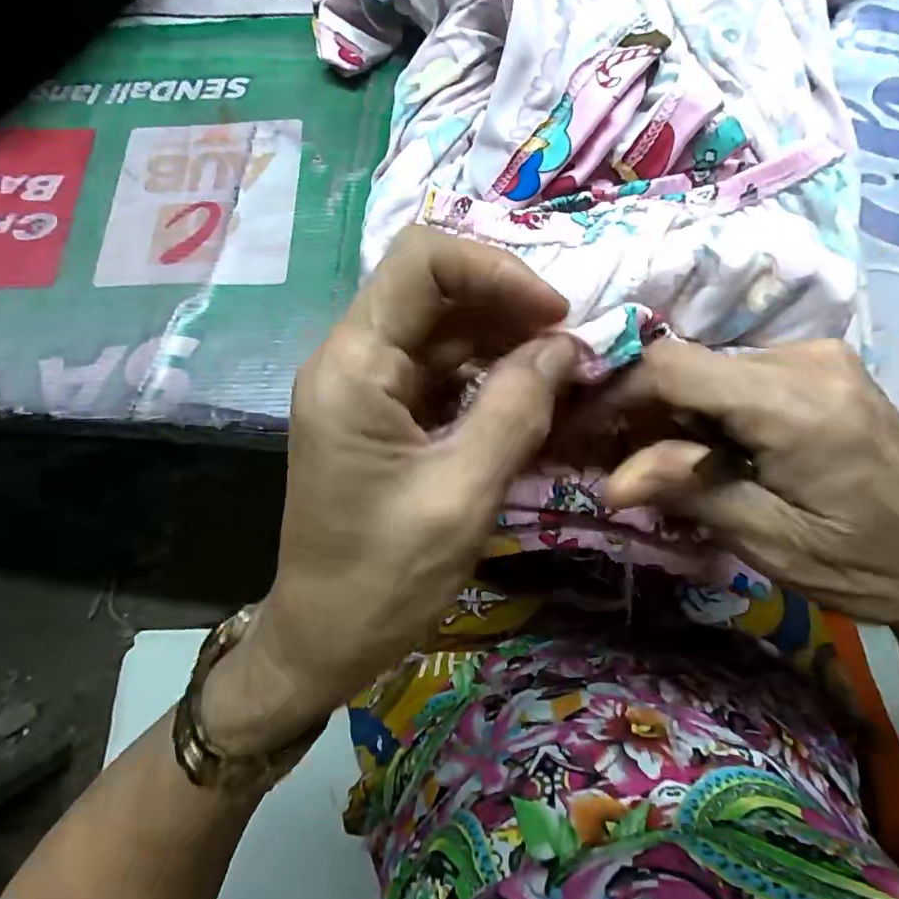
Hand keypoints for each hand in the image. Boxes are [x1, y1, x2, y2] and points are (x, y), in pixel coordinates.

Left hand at [202, 228, 578, 755]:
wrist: (324, 638)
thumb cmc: (385, 578)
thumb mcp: (463, 492)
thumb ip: (517, 407)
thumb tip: (566, 344)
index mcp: (353, 366)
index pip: (421, 260)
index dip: (496, 270)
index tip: (555, 316)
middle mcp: (349, 359)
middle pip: (434, 291)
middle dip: (508, 310)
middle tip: (574, 353)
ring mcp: (361, 386)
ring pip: (440, 331)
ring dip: (503, 344)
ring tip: (564, 379)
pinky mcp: (376, 414)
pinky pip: (437, 372)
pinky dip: (485, 378)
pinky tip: (528, 401)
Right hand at [589, 338, 898, 633]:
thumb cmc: (870, 567)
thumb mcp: (773, 541)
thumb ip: (690, 492)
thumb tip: (609, 479)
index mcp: (800, 404)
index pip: (674, 368)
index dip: (612, 394)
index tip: (574, 432)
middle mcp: (807, 359)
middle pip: (685, 366)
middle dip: (636, 411)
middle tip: (606, 461)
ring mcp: (815, 357)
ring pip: (703, 369)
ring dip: (666, 413)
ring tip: (652, 466)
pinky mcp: (815, 367)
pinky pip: (730, 376)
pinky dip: (699, 410)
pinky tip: (698, 451)